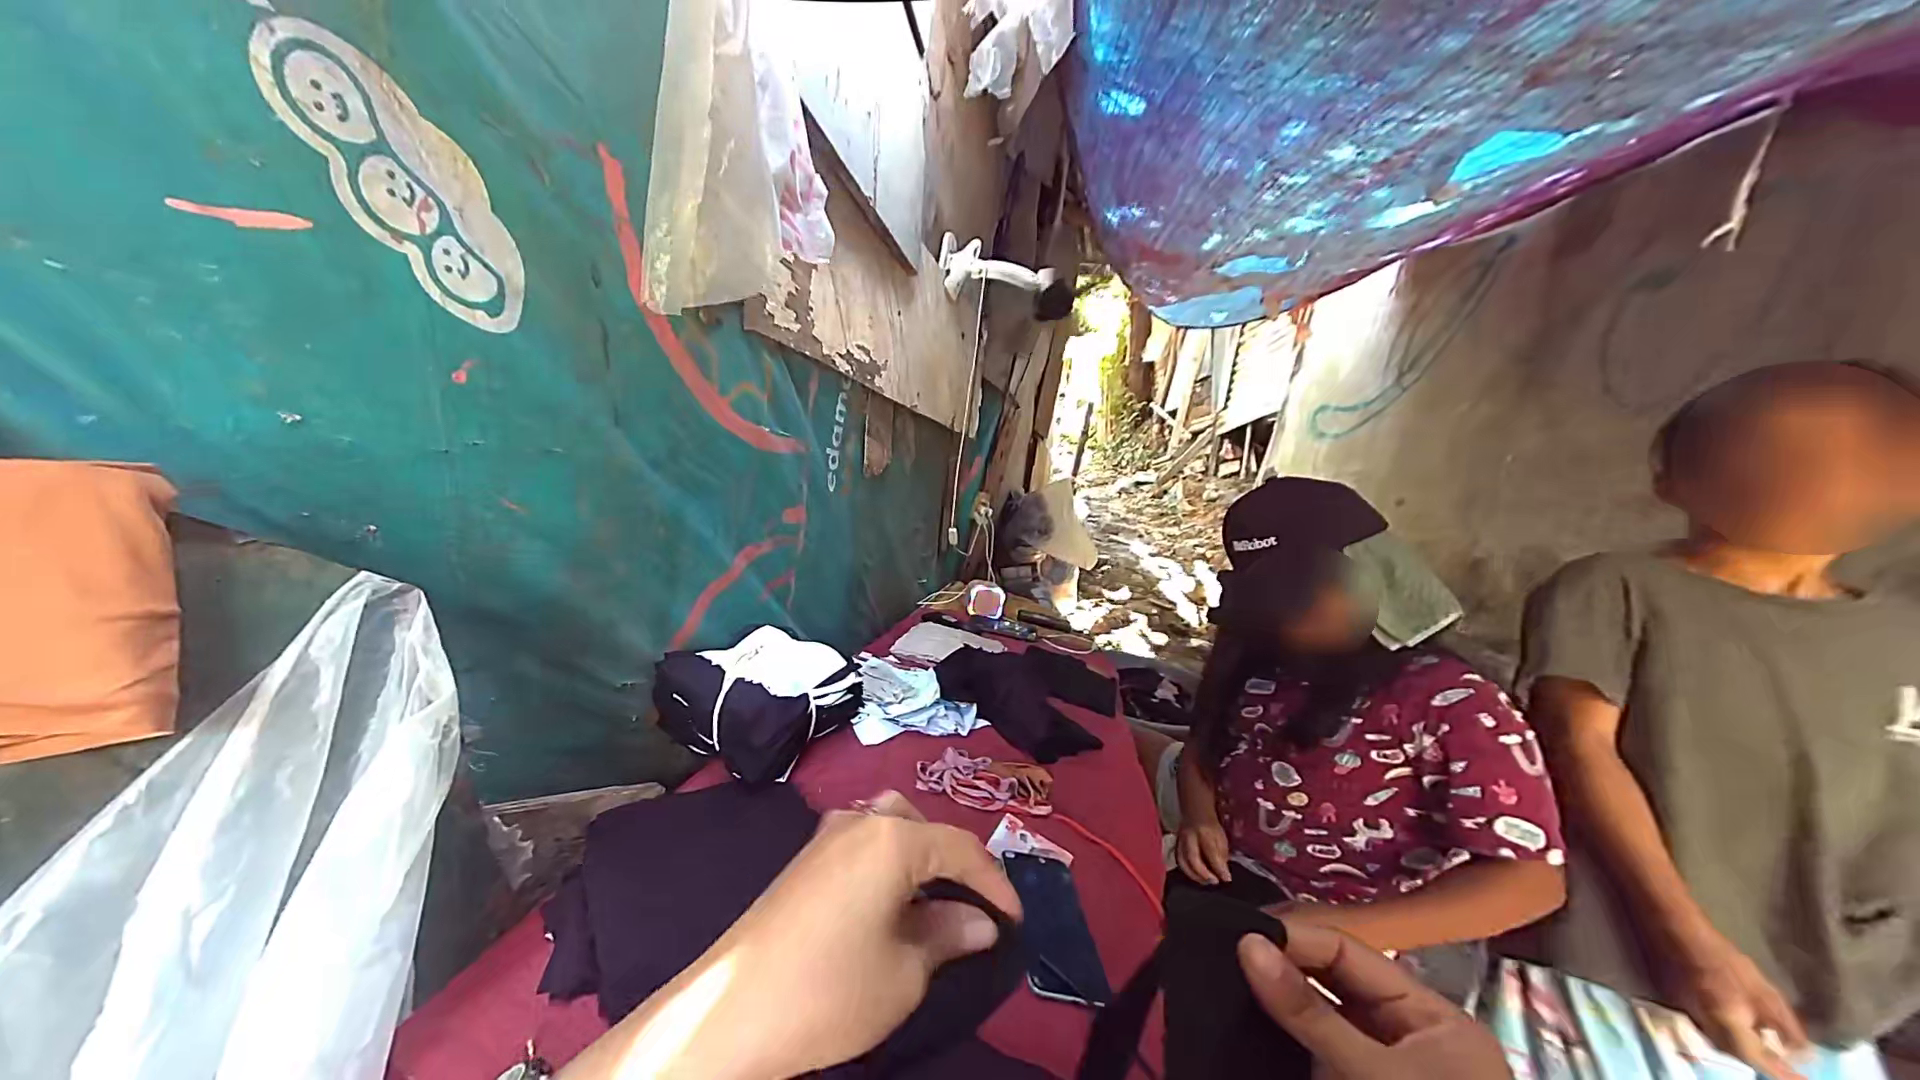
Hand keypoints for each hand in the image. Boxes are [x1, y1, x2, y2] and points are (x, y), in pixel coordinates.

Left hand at [558, 791, 1019, 1079]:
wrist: (728, 1013)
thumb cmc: (829, 990)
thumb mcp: (905, 972)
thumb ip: (948, 935)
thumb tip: (980, 922)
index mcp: (892, 837)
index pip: (961, 848)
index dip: (995, 883)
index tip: (1016, 920)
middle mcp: (860, 821)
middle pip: (924, 826)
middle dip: (955, 863)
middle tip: (974, 908)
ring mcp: (827, 836)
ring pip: (891, 827)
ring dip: (920, 857)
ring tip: (935, 905)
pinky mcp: (804, 859)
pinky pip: (863, 843)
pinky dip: (888, 863)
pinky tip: (889, 905)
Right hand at [1176, 818, 1233, 884]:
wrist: (1195, 813)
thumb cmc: (1211, 826)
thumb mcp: (1221, 838)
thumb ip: (1222, 856)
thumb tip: (1225, 876)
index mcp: (1204, 832)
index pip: (1211, 852)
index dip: (1219, 868)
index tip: (1227, 879)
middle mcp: (1189, 836)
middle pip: (1192, 858)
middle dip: (1204, 874)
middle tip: (1214, 882)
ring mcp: (1180, 840)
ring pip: (1182, 861)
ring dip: (1194, 875)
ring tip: (1205, 882)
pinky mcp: (1175, 845)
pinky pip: (1179, 860)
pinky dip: (1187, 871)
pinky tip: (1196, 876)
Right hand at [1238, 923, 1510, 1079]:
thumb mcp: (1373, 1078)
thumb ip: (1310, 1012)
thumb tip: (1247, 942)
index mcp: (1432, 1017)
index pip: (1350, 952)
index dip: (1296, 939)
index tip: (1240, 935)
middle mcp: (1406, 1034)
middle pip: (1334, 980)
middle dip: (1282, 966)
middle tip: (1225, 953)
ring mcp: (1380, 1068)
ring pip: (1319, 1013)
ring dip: (1277, 999)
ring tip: (1226, 978)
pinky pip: (1313, 1048)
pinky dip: (1283, 1035)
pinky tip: (1247, 1022)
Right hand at [1660, 933, 1809, 1079]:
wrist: (1678, 931)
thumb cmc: (1726, 962)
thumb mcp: (1766, 994)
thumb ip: (1787, 1029)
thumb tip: (1802, 1056)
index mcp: (1727, 1025)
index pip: (1758, 1061)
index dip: (1782, 1073)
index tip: (1802, 1078)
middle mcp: (1704, 1024)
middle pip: (1734, 1054)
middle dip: (1759, 1062)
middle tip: (1783, 1063)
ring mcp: (1686, 1011)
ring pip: (1717, 1041)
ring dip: (1740, 1049)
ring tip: (1761, 1047)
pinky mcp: (1677, 1001)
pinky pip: (1705, 1027)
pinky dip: (1725, 1034)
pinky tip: (1737, 1027)